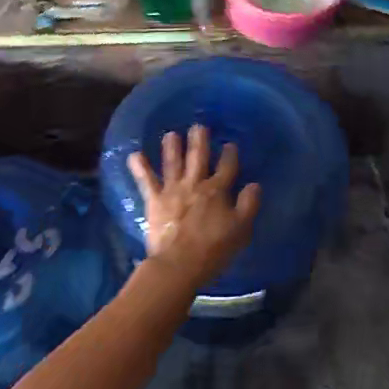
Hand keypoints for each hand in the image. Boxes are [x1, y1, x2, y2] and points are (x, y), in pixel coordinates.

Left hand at [126, 125, 260, 291]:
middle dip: (199, 141)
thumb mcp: (241, 229)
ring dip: (172, 147)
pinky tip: (134, 155)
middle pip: (198, 157)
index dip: (230, 155)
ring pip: (173, 163)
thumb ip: (249, 204)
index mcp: (217, 190)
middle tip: (198, 126)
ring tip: (171, 134)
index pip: (227, 167)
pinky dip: (140, 168)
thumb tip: (255, 184)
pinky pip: (146, 181)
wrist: (179, 263)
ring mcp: (173, 190)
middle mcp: (195, 184)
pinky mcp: (155, 200)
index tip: (230, 145)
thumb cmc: (214, 249)